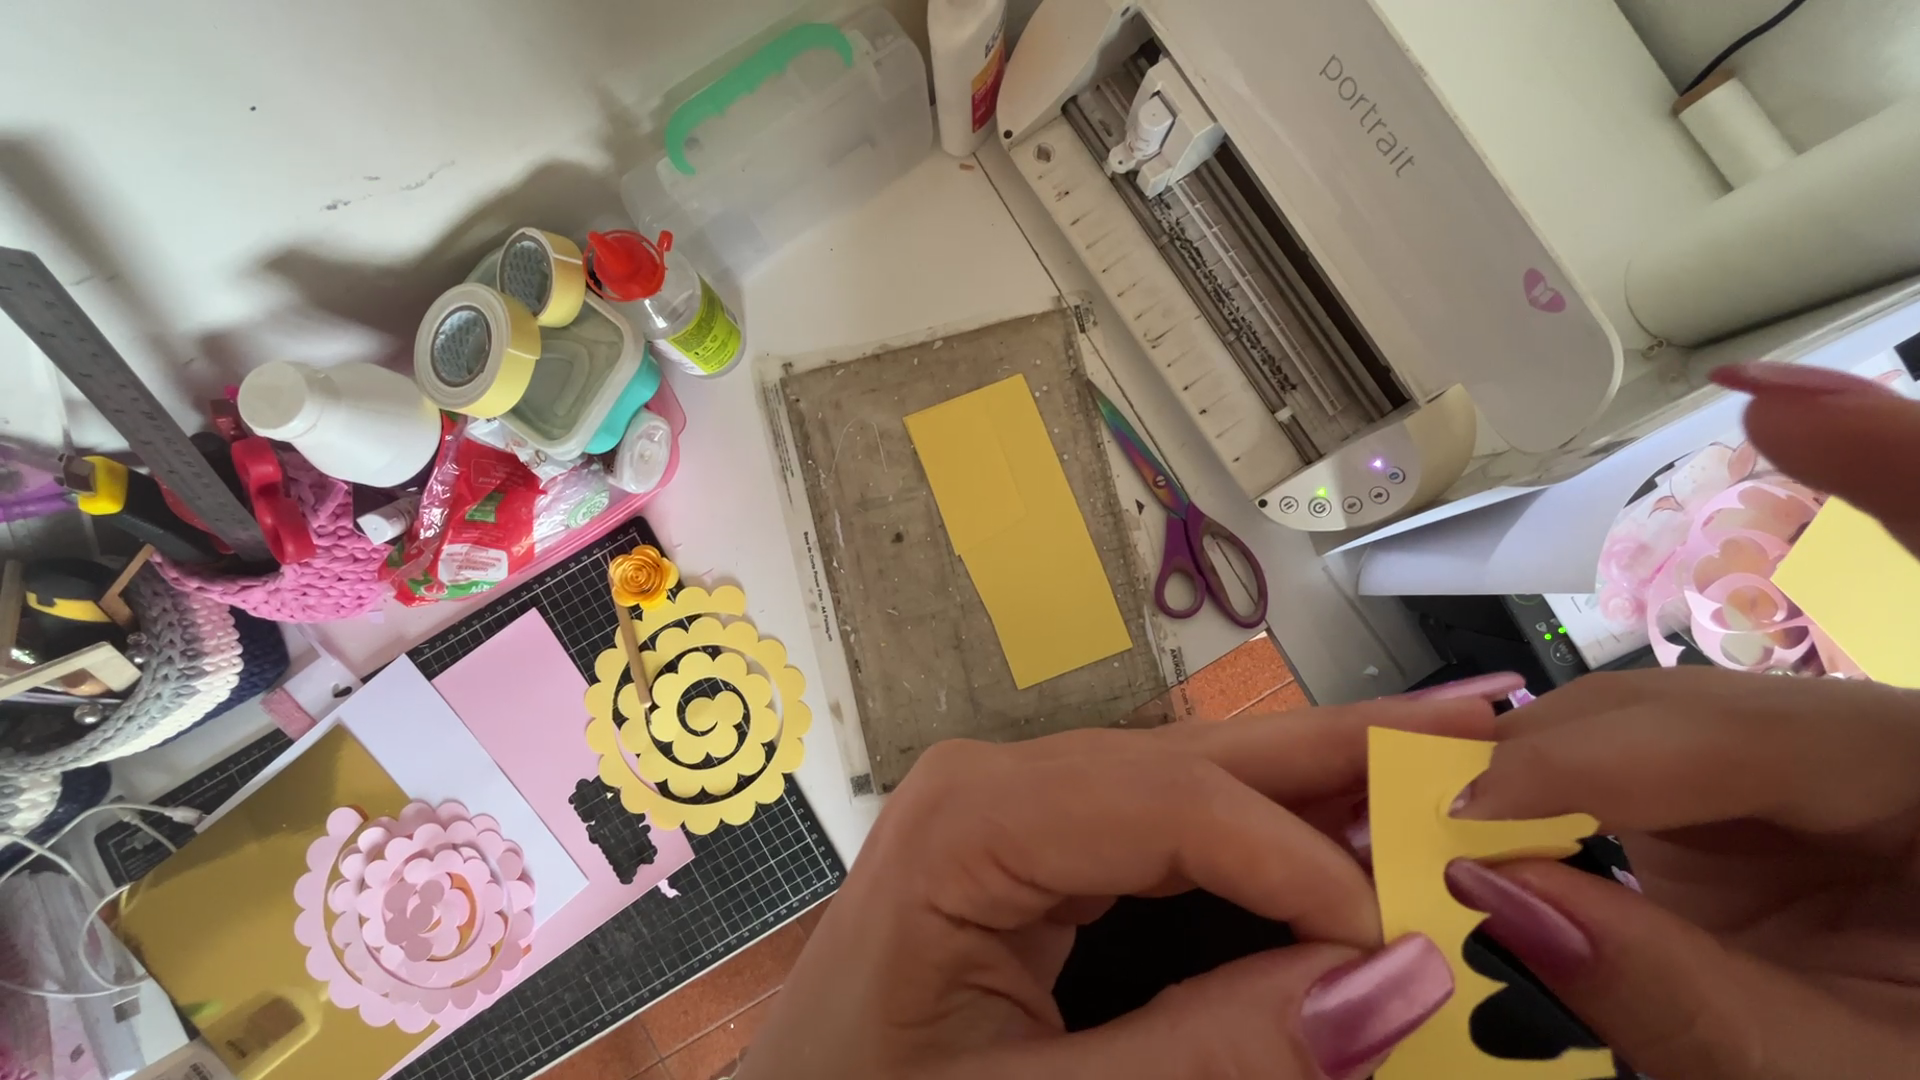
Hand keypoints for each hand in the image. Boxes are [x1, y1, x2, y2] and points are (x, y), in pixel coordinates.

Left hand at [740, 699, 1496, 1079]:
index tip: (1414, 937)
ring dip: (1312, 784)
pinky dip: (1258, 836)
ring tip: (1429, 757)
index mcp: (974, 815)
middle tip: (1476, 725)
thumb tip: (1386, 985)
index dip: (1301, 859)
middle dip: (1336, 750)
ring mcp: (1018, 801)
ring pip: (1190, 780)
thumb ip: (1205, 1055)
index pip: (1169, 799)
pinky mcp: (1036, 837)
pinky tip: (1331, 828)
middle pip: (1192, 758)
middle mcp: (1000, 778)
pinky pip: (1163, 824)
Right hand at [1456, 668, 1919, 1077]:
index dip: (1583, 761)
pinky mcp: (1732, 793)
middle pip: (1664, 707)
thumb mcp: (1839, 1075)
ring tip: (1454, 823)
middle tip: (1426, 812)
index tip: (1458, 812)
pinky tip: (1505, 829)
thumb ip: (1671, 991)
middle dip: (1537, 755)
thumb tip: (1476, 890)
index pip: (1734, 732)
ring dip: (1530, 770)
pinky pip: (1620, 765)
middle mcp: (1858, 741)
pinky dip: (1551, 797)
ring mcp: (1790, 761)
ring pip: (1625, 722)